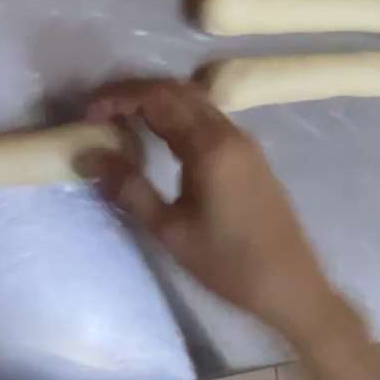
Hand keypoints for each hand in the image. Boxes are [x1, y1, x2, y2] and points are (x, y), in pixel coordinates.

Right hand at [85, 78, 335, 330]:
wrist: (292, 287)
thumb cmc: (229, 264)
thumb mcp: (170, 231)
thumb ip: (129, 188)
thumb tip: (88, 156)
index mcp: (210, 146)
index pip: (158, 99)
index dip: (119, 97)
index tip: (88, 113)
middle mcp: (229, 132)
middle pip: (176, 91)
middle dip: (133, 93)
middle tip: (98, 111)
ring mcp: (242, 141)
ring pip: (192, 101)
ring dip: (154, 102)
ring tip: (119, 121)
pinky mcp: (247, 154)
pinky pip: (204, 118)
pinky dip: (173, 115)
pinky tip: (155, 136)